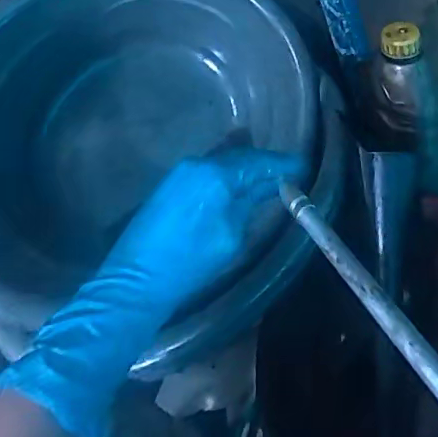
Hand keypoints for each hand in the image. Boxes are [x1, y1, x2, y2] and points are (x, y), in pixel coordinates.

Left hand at [0, 146, 302, 436]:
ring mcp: (180, 172)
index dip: (281, 164)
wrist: (136, 279)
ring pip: (221, 162)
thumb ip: (250, 204)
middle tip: (288, 171)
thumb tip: (267, 186)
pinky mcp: (170, 184)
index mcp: (214, 174)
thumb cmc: (189, 262)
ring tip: (267, 177)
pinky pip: (206, 171)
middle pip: (238, 156)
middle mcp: (196, 164)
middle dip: (263, 164)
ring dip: (244, 168)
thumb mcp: (231, 236)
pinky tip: (237, 184)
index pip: (255, 160)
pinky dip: (226, 175)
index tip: (302, 166)